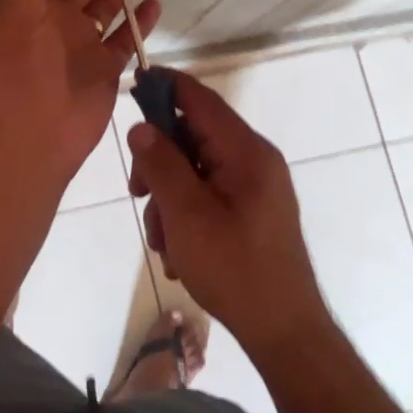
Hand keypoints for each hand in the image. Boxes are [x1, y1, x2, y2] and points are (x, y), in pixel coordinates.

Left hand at [0, 0, 160, 185]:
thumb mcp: (19, 9)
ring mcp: (81, 45)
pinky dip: (138, 23)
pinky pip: (123, 40)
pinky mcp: (103, 69)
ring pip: (108, 5)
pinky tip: (156, 3)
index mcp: (30, 3)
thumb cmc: (18, 73)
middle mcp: (55, 19)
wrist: (32, 139)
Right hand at [126, 71, 333, 359]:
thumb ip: (161, 165)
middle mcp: (254, 161)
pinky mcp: (250, 211)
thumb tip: (141, 127)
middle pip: (192, 137)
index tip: (130, 83)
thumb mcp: (186, 214)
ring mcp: (254, 187)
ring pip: (194, 170)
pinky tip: (178, 251)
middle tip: (138, 194)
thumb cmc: (234, 267)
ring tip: (164, 241)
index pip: (199, 99)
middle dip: (158, 163)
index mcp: (246, 152)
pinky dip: (184, 215)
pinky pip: (206, 195)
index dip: (164, 86)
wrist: (282, 328)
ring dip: (168, 198)